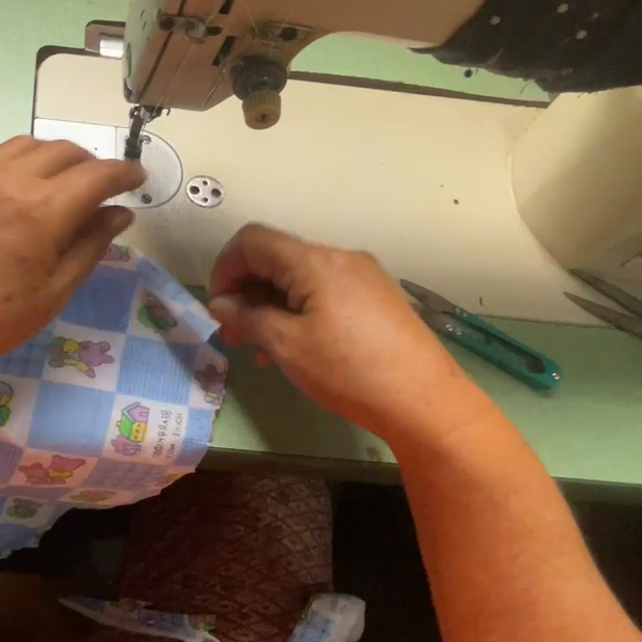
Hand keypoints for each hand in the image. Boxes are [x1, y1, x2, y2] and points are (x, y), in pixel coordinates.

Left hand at [0, 137, 141, 380]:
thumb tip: (120, 214)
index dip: (124, 173)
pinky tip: (21, 189)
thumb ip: (91, 245)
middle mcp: (11, 179)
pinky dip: (21, 163)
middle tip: (101, 188)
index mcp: (43, 210)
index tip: (138, 178)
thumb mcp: (55, 291)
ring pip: (29, 146)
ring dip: (56, 157)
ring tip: (62, 183)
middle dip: (92, 164)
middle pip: (65, 151)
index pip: (97, 174)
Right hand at [206, 223, 484, 446]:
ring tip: (259, 350)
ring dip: (269, 307)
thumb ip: (247, 317)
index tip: (218, 308)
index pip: (252, 241)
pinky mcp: (374, 298)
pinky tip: (292, 349)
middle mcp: (339, 258)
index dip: (225, 268)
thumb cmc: (348, 370)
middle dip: (245, 292)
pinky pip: (321, 293)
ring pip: (297, 279)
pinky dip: (296, 313)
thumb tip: (221, 303)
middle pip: (276, 258)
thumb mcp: (286, 345)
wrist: (423, 400)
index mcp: (315, 262)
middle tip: (232, 335)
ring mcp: (361, 277)